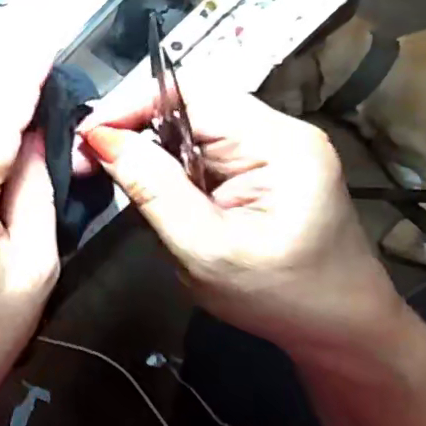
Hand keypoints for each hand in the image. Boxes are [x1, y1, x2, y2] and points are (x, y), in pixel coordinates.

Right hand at [77, 73, 407, 365]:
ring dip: (149, 147)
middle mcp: (277, 130)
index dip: (130, 107)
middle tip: (89, 158)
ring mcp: (272, 146)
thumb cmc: (278, 297)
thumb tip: (101, 139)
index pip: (189, 95)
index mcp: (277, 143)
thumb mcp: (204, 248)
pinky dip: (169, 163)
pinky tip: (153, 186)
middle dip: (134, 127)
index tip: (86, 136)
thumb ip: (152, 189)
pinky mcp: (262, 165)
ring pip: (190, 125)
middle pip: (188, 104)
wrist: (340, 331)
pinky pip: (201, 147)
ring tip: (115, 174)